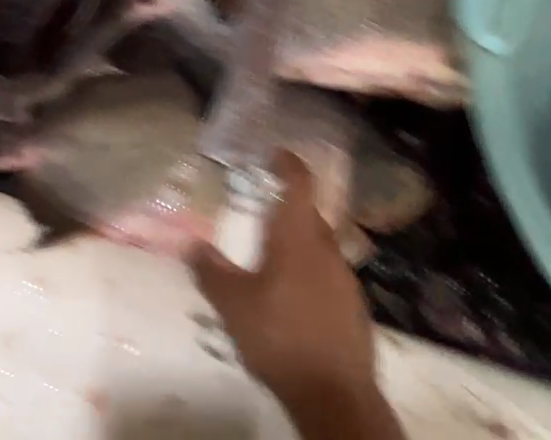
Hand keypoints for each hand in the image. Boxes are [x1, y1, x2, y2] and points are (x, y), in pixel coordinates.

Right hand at [190, 150, 377, 401]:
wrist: (335, 396)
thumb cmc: (279, 336)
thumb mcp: (231, 304)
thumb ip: (211, 271)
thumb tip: (194, 245)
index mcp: (298, 238)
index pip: (300, 185)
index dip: (289, 164)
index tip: (275, 153)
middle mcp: (327, 251)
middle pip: (310, 217)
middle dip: (287, 209)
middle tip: (260, 213)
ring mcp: (347, 282)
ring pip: (320, 249)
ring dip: (299, 246)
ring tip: (271, 262)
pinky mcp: (356, 310)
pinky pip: (329, 278)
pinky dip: (310, 276)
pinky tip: (292, 300)